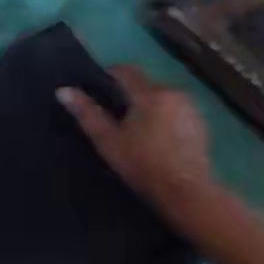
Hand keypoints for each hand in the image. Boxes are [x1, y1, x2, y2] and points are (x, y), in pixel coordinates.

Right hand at [57, 65, 222, 213]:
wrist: (187, 193)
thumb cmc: (143, 166)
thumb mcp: (108, 142)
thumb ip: (86, 114)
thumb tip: (63, 91)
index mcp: (149, 94)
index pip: (126, 70)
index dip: (110, 74)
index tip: (98, 89)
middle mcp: (172, 92)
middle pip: (144, 85)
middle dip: (130, 95)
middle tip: (117, 119)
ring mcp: (190, 107)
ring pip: (161, 97)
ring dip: (149, 106)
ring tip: (138, 131)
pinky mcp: (201, 123)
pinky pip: (176, 110)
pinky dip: (165, 117)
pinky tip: (159, 139)